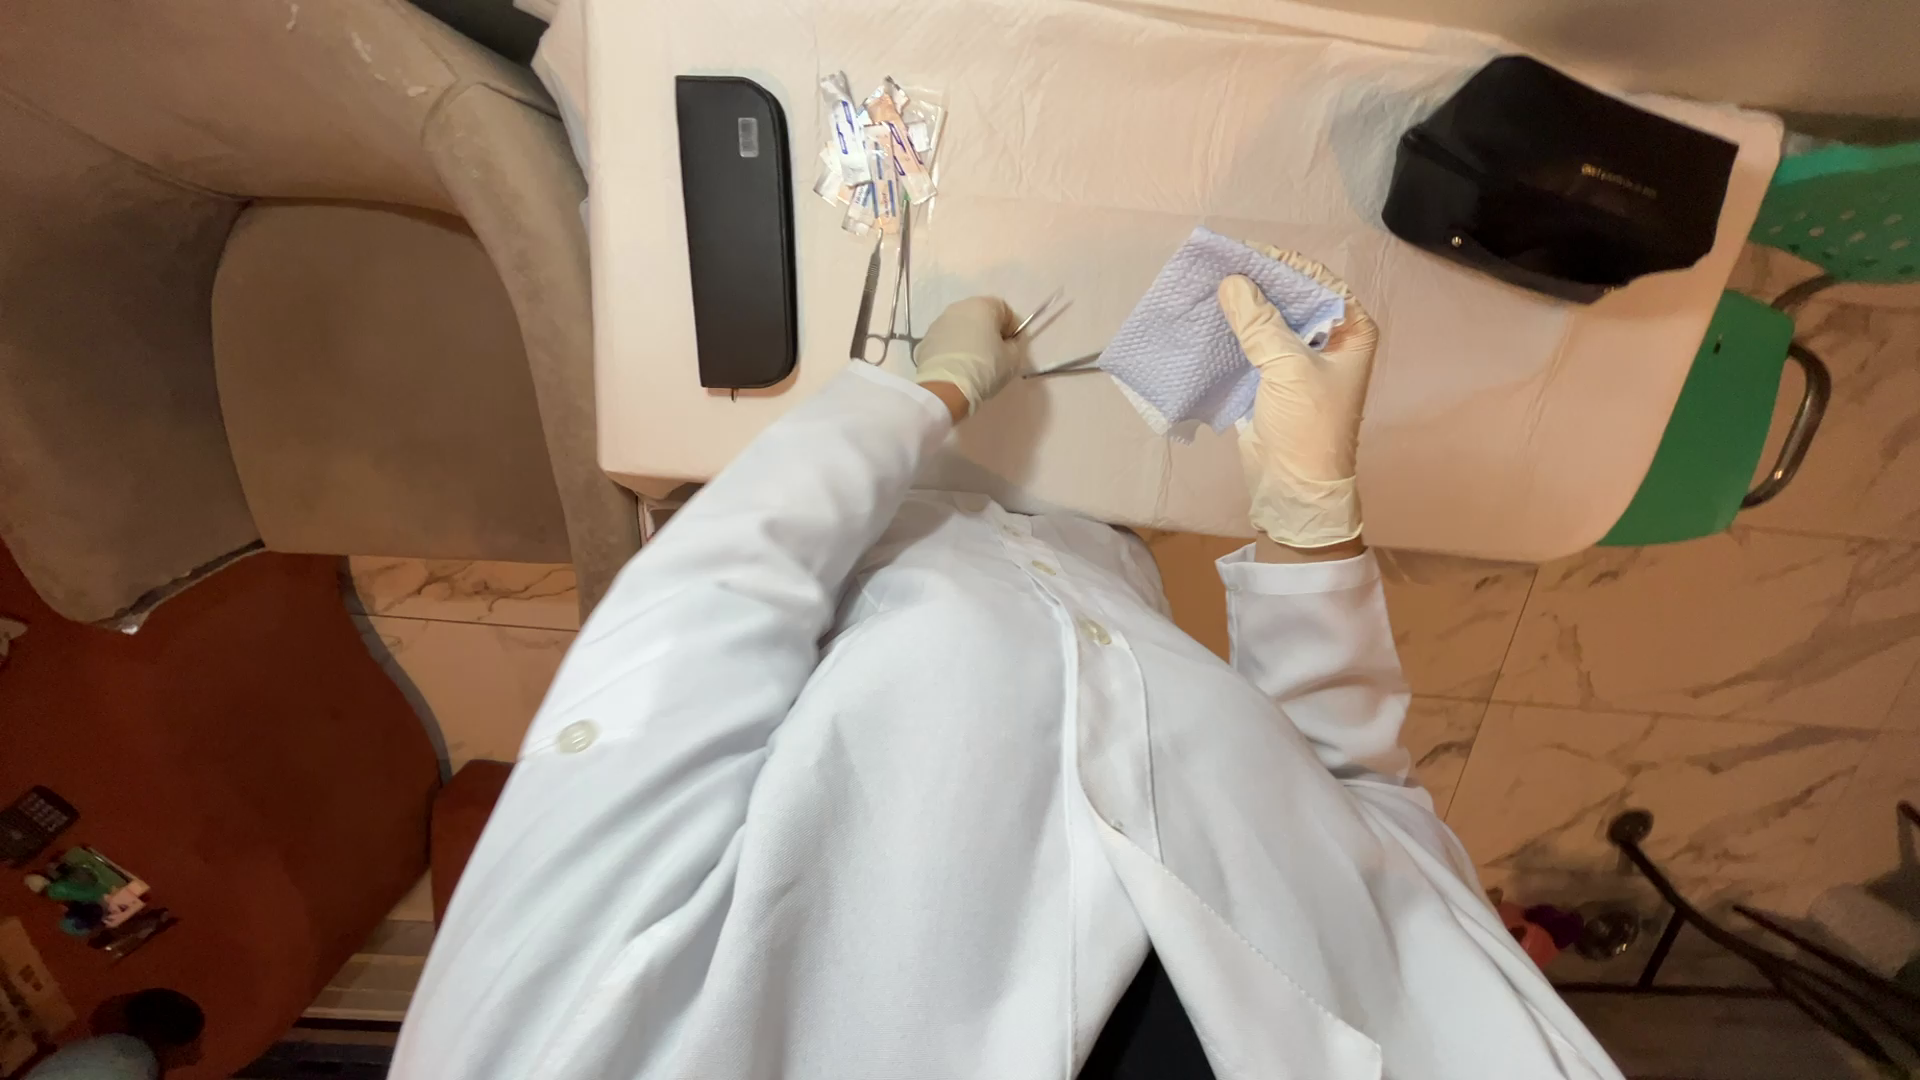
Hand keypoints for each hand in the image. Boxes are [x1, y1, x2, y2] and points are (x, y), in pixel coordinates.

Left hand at [914, 297, 1018, 418]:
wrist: (946, 388)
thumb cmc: (985, 368)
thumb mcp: (1012, 359)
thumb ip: (1014, 345)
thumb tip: (1008, 343)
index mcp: (982, 305)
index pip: (1005, 310)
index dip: (1012, 329)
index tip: (1012, 347)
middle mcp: (959, 307)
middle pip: (981, 317)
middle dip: (989, 333)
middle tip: (994, 355)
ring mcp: (939, 323)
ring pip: (961, 329)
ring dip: (969, 340)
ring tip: (973, 364)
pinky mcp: (925, 340)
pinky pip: (946, 342)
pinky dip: (953, 350)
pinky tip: (957, 368)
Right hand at [1218, 249, 1378, 549]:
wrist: (1293, 486)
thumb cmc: (1307, 427)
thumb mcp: (1287, 369)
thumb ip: (1260, 324)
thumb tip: (1232, 283)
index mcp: (1350, 330)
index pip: (1315, 282)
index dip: (1279, 266)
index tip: (1241, 254)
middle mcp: (1327, 340)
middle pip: (1289, 300)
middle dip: (1255, 287)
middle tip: (1217, 270)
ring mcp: (1297, 362)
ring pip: (1266, 324)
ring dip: (1239, 311)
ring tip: (1206, 293)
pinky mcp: (1270, 381)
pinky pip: (1250, 349)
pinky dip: (1230, 337)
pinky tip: (1208, 325)